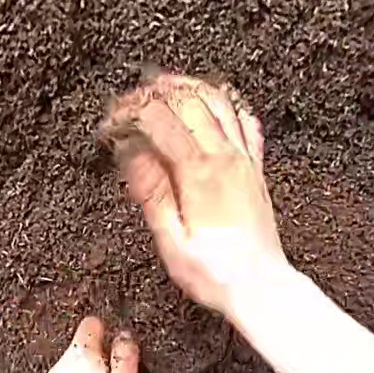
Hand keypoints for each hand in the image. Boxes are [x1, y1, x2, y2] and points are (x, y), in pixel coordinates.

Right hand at [102, 73, 292, 320]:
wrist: (261, 288)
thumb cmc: (216, 275)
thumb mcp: (172, 243)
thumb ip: (152, 194)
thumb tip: (133, 155)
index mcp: (198, 174)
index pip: (159, 120)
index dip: (130, 113)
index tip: (111, 122)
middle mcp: (224, 158)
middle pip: (188, 100)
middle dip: (154, 92)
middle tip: (130, 100)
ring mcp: (244, 160)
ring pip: (218, 101)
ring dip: (189, 86)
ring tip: (164, 85)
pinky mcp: (255, 170)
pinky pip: (246, 121)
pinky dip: (227, 102)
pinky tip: (215, 99)